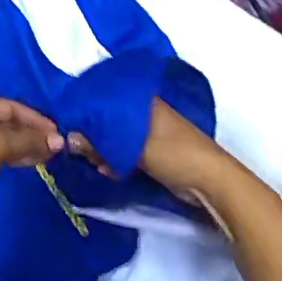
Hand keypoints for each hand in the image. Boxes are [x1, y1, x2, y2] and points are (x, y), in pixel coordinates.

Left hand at [0, 98, 64, 196]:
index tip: (56, 131)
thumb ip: (30, 140)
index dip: (35, 118)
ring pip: (10, 138)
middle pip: (12, 122)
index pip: (12, 107)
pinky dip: (21, 154)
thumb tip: (60, 141)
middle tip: (57, 145)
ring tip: (52, 154)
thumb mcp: (1, 143)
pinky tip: (38, 160)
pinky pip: (6, 151)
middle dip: (34, 133)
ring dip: (30, 145)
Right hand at [69, 98, 238, 195]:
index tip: (69, 122)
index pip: (104, 97)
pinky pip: (126, 150)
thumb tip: (68, 138)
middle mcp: (144, 111)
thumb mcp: (132, 148)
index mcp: (140, 101)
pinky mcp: (154, 150)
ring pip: (115, 135)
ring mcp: (150, 131)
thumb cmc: (174, 154)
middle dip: (92, 133)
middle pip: (107, 118)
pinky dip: (116, 158)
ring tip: (93, 162)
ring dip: (103, 149)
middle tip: (79, 148)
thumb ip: (98, 143)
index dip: (85, 108)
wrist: (213, 183)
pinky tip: (107, 170)